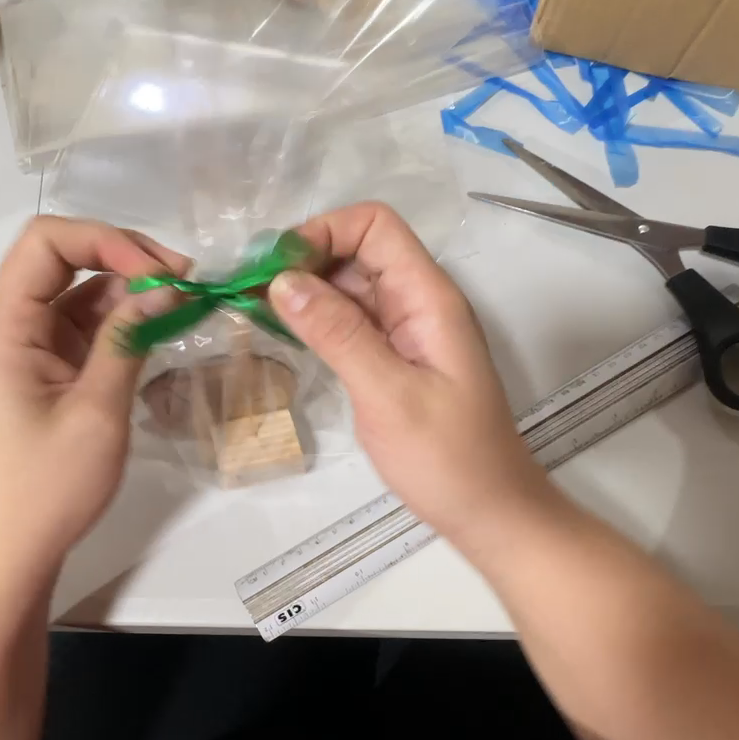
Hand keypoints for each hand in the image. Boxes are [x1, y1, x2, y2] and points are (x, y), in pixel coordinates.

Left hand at [0, 217, 188, 572]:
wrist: (18, 545)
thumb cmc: (50, 484)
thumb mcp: (97, 409)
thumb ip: (127, 339)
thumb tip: (166, 287)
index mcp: (4, 326)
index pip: (45, 242)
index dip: (104, 240)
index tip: (159, 272)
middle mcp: (10, 324)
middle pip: (61, 257)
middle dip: (123, 256)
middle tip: (184, 277)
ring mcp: (29, 346)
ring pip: (79, 289)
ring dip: (130, 287)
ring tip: (185, 298)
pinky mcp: (48, 367)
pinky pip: (85, 324)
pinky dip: (123, 319)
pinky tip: (161, 323)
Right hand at [268, 203, 558, 544]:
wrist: (488, 512)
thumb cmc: (447, 458)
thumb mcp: (388, 395)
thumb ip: (337, 334)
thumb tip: (282, 280)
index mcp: (427, 298)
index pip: (375, 227)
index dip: (323, 232)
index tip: (276, 270)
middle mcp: (416, 303)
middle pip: (357, 249)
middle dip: (304, 259)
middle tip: (251, 292)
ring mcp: (403, 330)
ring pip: (348, 285)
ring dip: (303, 289)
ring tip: (254, 308)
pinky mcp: (391, 357)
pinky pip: (348, 320)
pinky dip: (313, 319)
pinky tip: (281, 332)